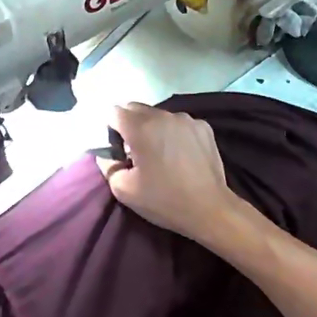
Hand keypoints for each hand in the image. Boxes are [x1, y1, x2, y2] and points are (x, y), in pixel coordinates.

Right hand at [98, 103, 248, 248]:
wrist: (210, 208)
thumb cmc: (164, 200)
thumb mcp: (124, 190)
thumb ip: (108, 165)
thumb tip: (106, 153)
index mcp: (142, 128)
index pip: (114, 111)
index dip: (110, 129)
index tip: (117, 149)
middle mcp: (164, 115)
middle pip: (136, 108)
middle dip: (130, 125)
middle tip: (135, 153)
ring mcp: (187, 119)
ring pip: (159, 115)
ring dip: (153, 128)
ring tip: (160, 155)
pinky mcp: (204, 127)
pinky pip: (180, 123)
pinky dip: (174, 133)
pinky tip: (180, 155)